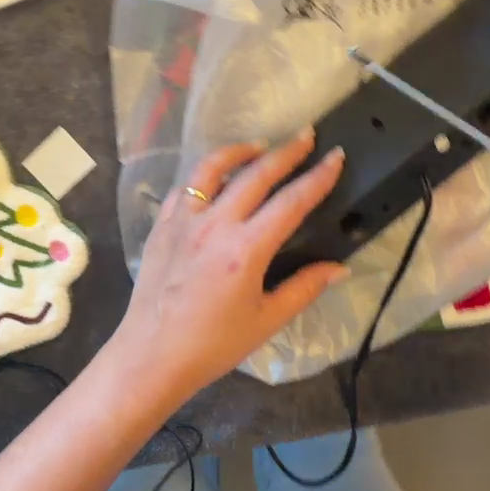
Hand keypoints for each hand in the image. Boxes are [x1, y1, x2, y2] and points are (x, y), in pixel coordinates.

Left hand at [104, 130, 346, 406]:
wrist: (151, 355)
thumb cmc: (213, 345)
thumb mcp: (266, 321)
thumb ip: (304, 289)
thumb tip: (338, 267)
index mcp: (245, 250)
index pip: (290, 202)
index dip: (318, 177)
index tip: (335, 157)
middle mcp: (214, 225)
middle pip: (255, 174)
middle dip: (286, 152)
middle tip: (306, 136)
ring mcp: (183, 221)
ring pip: (211, 169)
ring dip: (239, 152)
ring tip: (259, 146)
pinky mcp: (161, 226)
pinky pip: (185, 188)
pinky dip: (203, 175)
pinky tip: (214, 178)